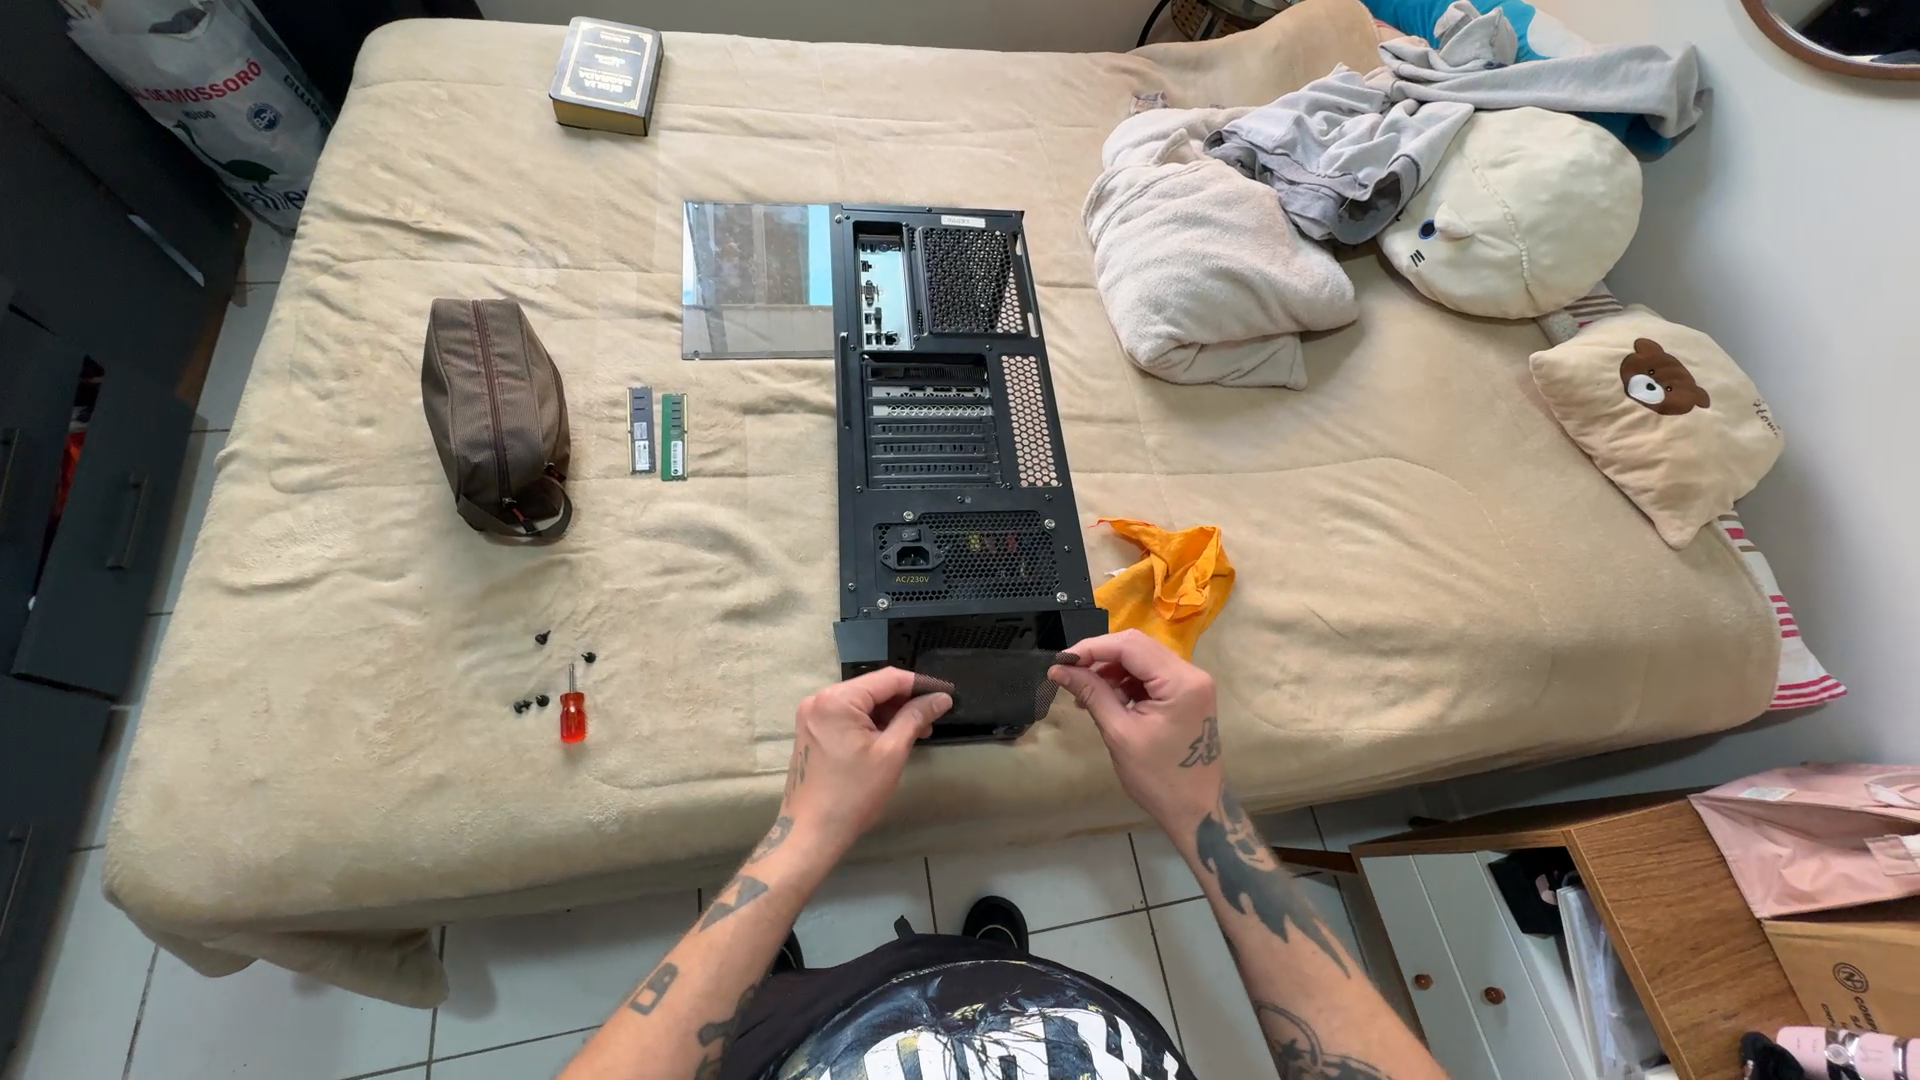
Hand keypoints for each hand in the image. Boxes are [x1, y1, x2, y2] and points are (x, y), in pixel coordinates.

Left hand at [779, 668, 951, 855]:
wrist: (811, 834)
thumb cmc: (853, 793)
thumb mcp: (892, 752)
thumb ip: (916, 718)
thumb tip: (941, 698)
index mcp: (837, 699)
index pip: (888, 678)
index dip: (920, 684)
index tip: (946, 694)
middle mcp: (820, 700)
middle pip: (873, 689)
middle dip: (905, 701)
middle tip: (934, 718)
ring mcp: (813, 716)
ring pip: (862, 703)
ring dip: (890, 714)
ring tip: (918, 731)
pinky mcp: (813, 731)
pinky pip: (848, 717)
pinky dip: (871, 724)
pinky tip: (892, 737)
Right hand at [1049, 630, 1221, 831]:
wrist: (1196, 810)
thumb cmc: (1158, 778)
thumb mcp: (1119, 733)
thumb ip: (1091, 693)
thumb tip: (1059, 669)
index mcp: (1181, 682)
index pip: (1130, 646)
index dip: (1092, 648)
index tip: (1062, 661)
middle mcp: (1192, 673)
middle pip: (1137, 646)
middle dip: (1100, 657)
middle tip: (1070, 673)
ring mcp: (1192, 682)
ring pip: (1142, 658)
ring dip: (1111, 670)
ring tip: (1087, 694)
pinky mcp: (1187, 693)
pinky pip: (1151, 674)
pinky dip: (1126, 681)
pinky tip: (1107, 699)